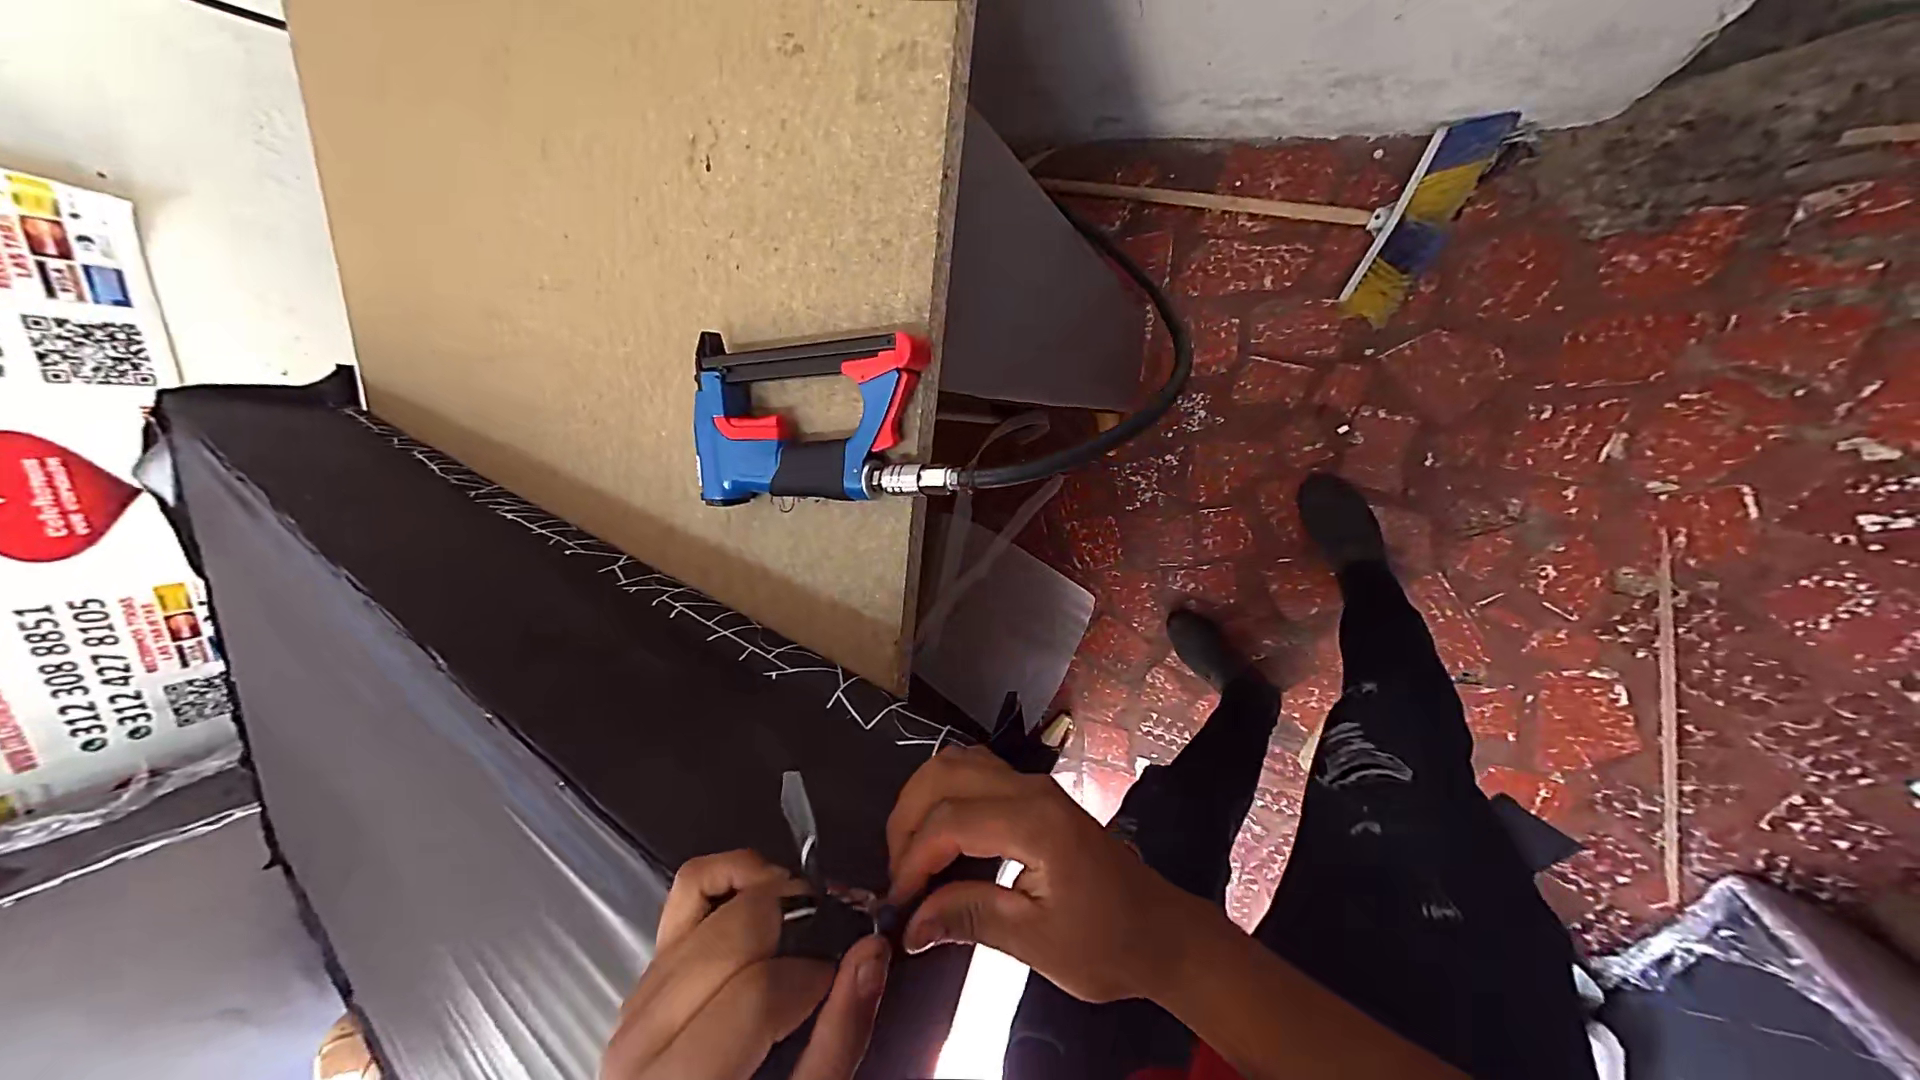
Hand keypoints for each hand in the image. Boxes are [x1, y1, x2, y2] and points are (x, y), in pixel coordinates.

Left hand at [601, 850, 890, 1079]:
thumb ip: (839, 1037)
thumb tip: (870, 952)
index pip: (755, 994)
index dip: (816, 974)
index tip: (848, 974)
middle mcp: (645, 1032)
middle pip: (733, 932)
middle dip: (800, 918)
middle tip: (836, 936)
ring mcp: (643, 991)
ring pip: (711, 898)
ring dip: (774, 893)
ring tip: (808, 918)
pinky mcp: (652, 966)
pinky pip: (689, 888)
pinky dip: (734, 872)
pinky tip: (770, 887)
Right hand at [885, 745, 1206, 1002]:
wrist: (1161, 931)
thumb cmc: (1107, 943)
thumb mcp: (1036, 941)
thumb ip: (968, 916)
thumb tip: (909, 923)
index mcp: (1035, 821)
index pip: (950, 820)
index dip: (912, 860)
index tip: (896, 904)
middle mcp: (1030, 787)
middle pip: (945, 774)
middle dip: (908, 820)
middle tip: (898, 875)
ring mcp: (1033, 784)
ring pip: (957, 763)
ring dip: (923, 801)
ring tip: (911, 855)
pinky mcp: (1034, 793)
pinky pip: (974, 772)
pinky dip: (944, 795)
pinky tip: (939, 835)